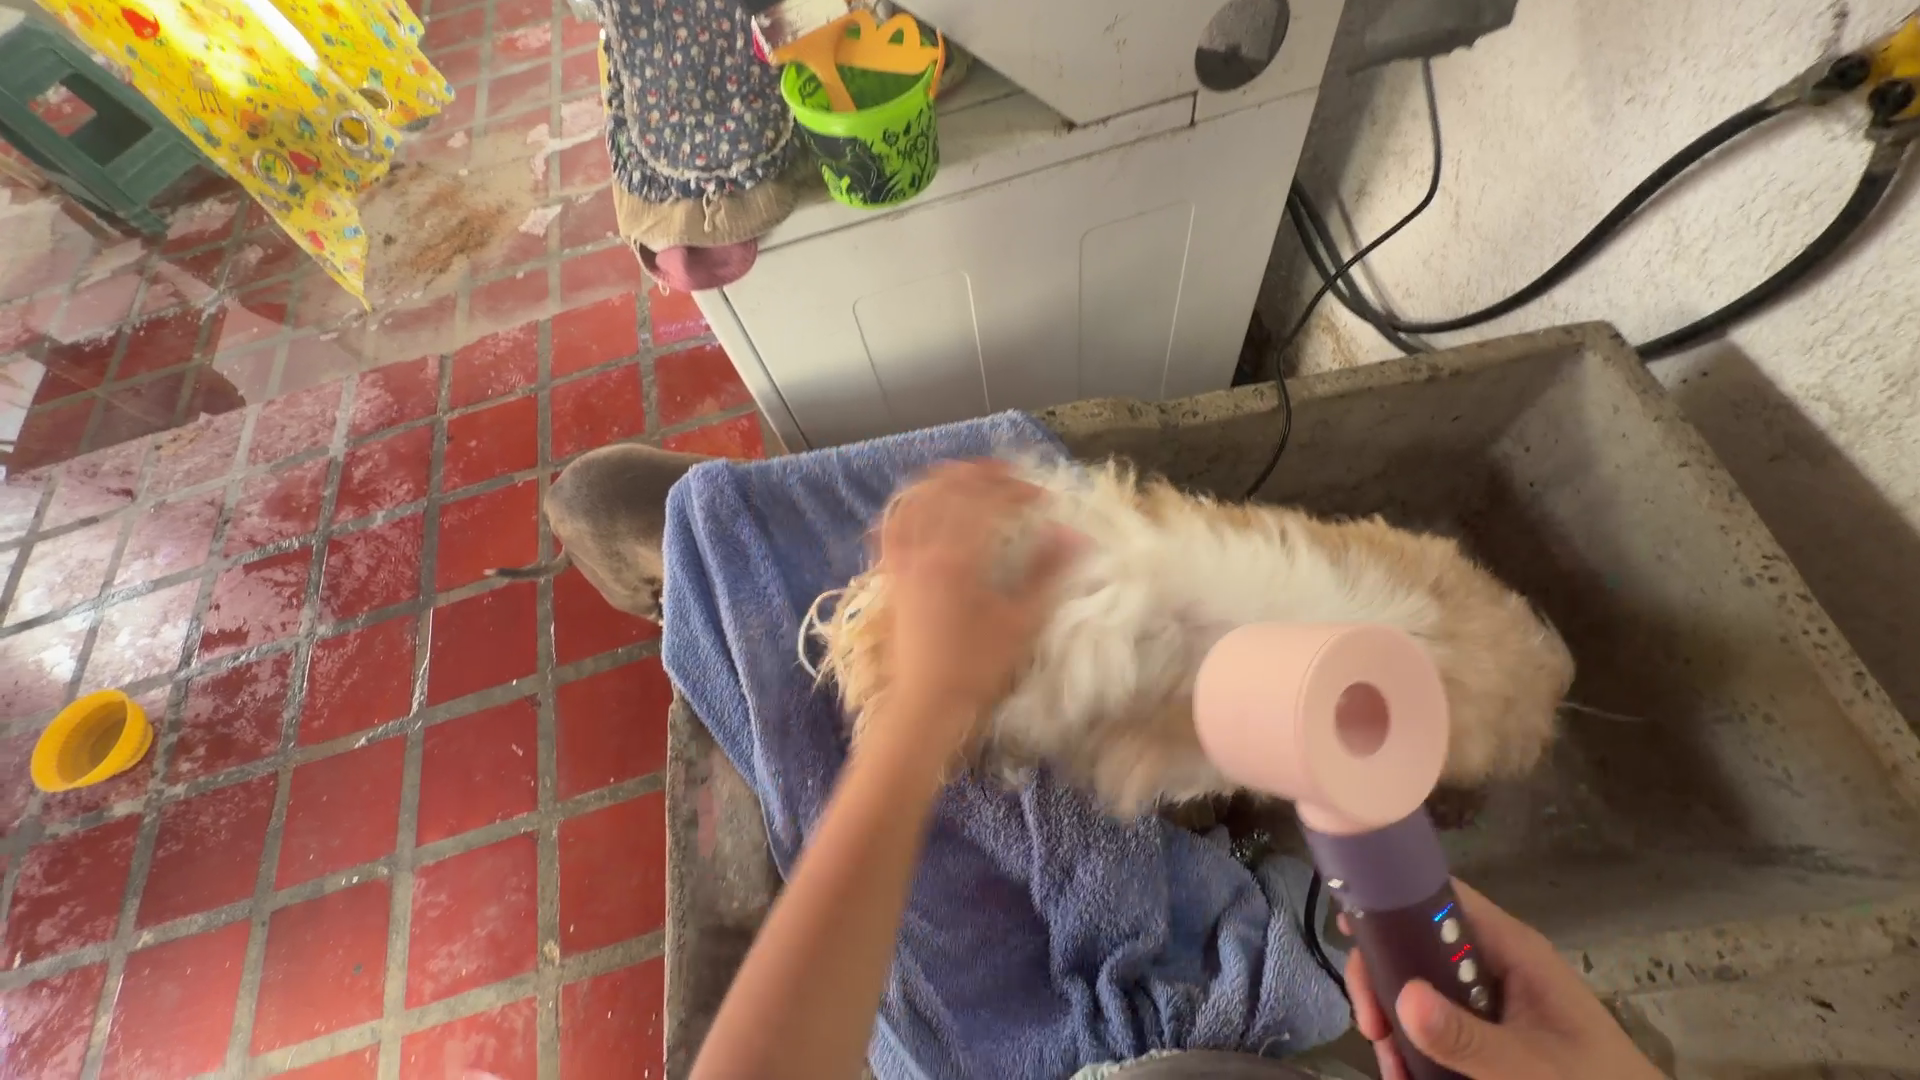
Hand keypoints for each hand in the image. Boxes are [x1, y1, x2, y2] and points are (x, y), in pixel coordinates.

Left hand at [871, 460, 1078, 755]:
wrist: (926, 704)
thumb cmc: (978, 669)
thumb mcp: (1022, 621)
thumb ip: (1047, 572)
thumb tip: (1074, 533)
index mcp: (959, 558)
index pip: (988, 502)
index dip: (1017, 489)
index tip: (1041, 495)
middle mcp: (924, 550)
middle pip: (948, 489)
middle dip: (980, 474)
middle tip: (1007, 474)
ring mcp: (901, 562)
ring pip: (915, 501)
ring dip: (942, 482)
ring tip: (966, 478)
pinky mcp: (890, 577)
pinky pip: (891, 529)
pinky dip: (908, 509)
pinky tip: (920, 506)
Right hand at [1344, 880, 1663, 1079]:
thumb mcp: (1535, 1070)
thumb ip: (1471, 1039)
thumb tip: (1404, 997)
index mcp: (1511, 950)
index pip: (1441, 897)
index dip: (1390, 900)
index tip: (1350, 928)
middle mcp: (1493, 965)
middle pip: (1416, 946)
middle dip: (1384, 982)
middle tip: (1369, 1025)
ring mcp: (1489, 1002)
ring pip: (1418, 990)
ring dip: (1393, 1023)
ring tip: (1389, 1066)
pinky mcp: (1487, 1036)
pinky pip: (1434, 1026)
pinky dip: (1413, 1048)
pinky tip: (1404, 1075)